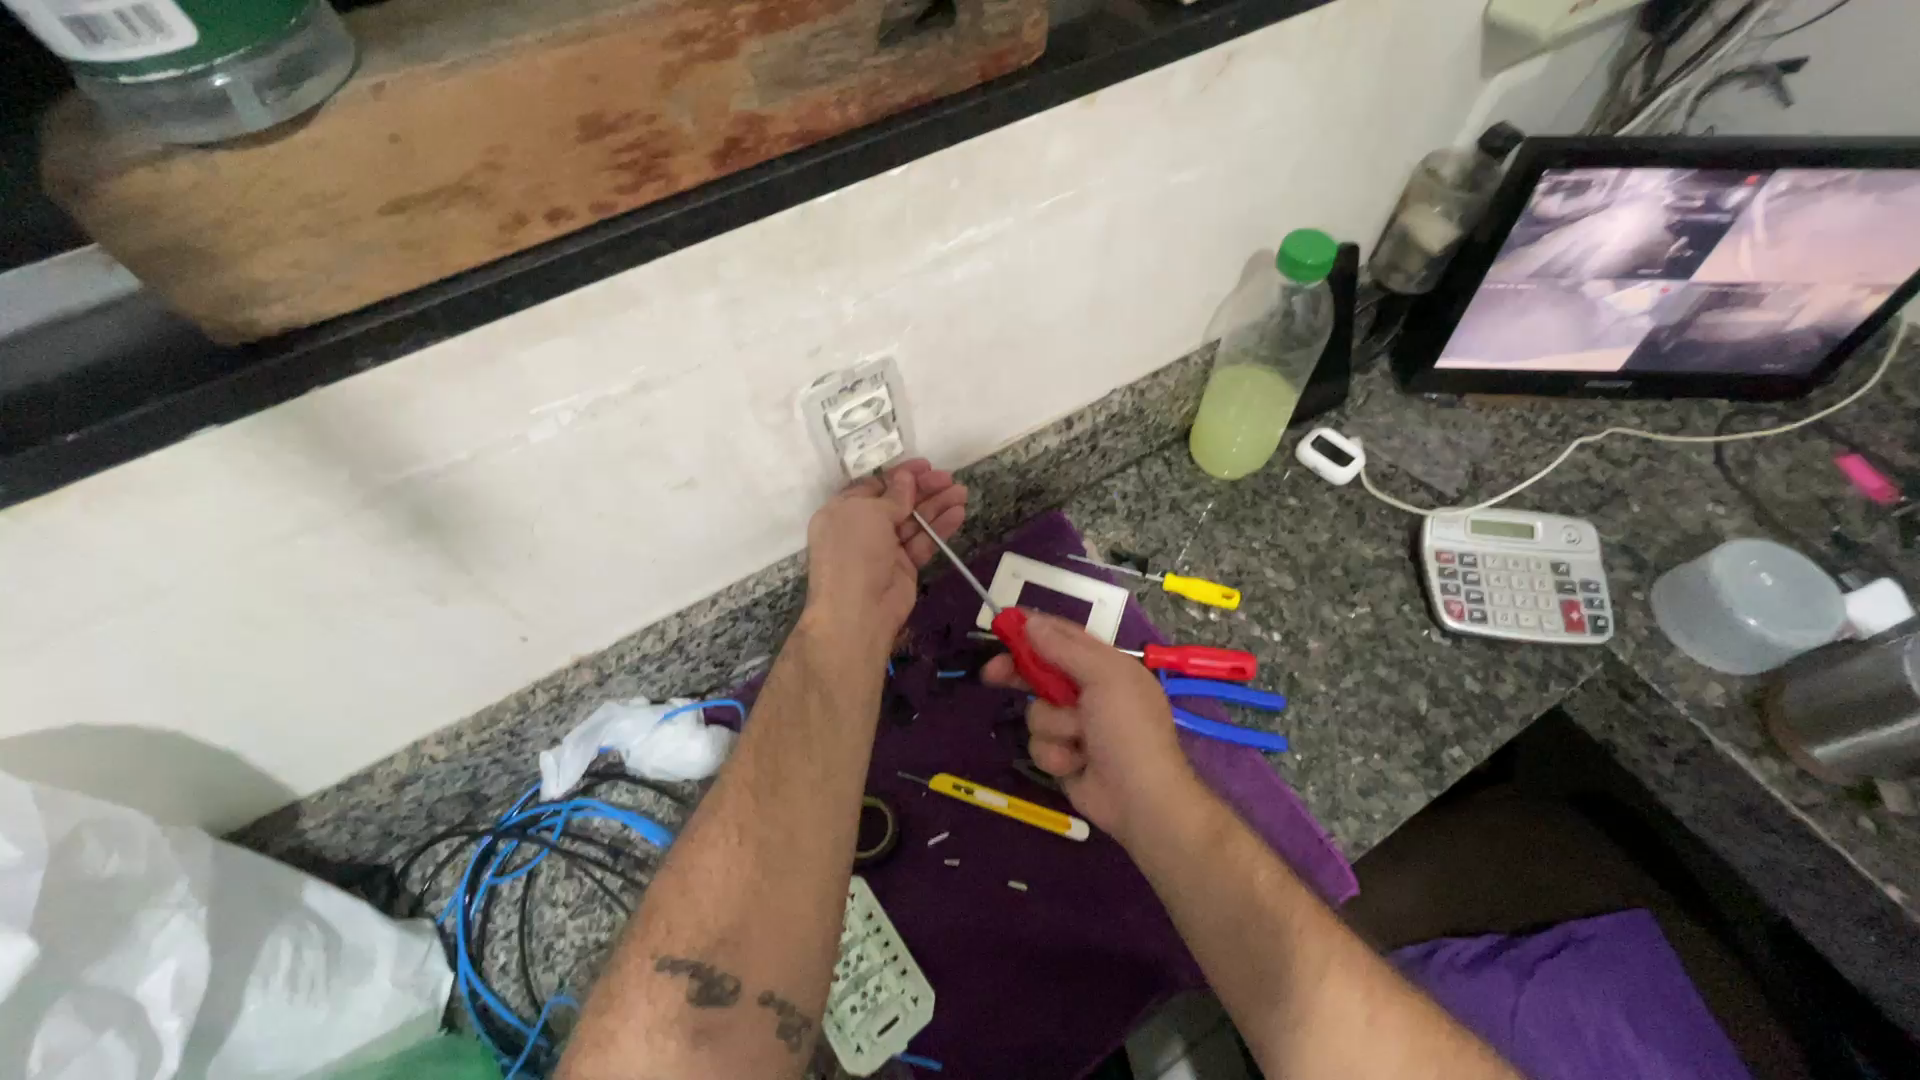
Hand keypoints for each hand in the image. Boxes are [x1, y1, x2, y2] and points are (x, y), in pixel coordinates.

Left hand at [802, 460, 966, 657]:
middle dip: (923, 489)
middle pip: (897, 502)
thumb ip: (892, 496)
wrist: (857, 611)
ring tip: (962, 492)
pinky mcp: (904, 567)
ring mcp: (883, 549)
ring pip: (913, 521)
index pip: (873, 486)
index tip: (925, 465)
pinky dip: (940, 528)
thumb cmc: (854, 553)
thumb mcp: (868, 514)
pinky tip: (958, 513)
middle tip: (949, 478)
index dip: (899, 475)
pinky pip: (923, 542)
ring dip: (937, 506)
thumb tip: (905, 477)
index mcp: (842, 511)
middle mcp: (862, 528)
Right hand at [982, 615, 1199, 840]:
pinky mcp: (1064, 756)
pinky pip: (1040, 745)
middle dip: (1019, 674)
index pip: (1064, 637)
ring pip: (1037, 713)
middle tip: (991, 673)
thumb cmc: (1128, 729)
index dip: (1033, 628)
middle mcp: (1090, 692)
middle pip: (1042, 673)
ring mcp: (1076, 726)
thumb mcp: (1104, 677)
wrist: (1141, 798)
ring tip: (1079, 740)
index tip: (1001, 624)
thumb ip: (1065, 649)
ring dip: (1054, 727)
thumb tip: (1032, 622)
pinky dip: (1056, 754)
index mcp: (1107, 667)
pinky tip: (1076, 764)